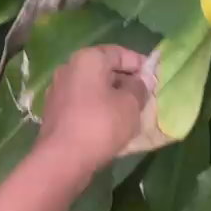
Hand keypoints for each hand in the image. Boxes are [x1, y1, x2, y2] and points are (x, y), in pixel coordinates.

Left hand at [35, 45, 151, 175]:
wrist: (62, 158)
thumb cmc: (100, 124)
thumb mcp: (129, 105)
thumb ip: (139, 88)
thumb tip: (142, 80)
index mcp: (87, 59)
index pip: (118, 53)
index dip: (138, 63)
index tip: (154, 77)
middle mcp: (70, 67)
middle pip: (104, 68)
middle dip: (125, 81)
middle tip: (145, 96)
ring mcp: (59, 88)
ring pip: (93, 87)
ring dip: (112, 96)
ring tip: (131, 112)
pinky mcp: (56, 109)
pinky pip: (83, 102)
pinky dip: (98, 108)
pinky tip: (110, 124)